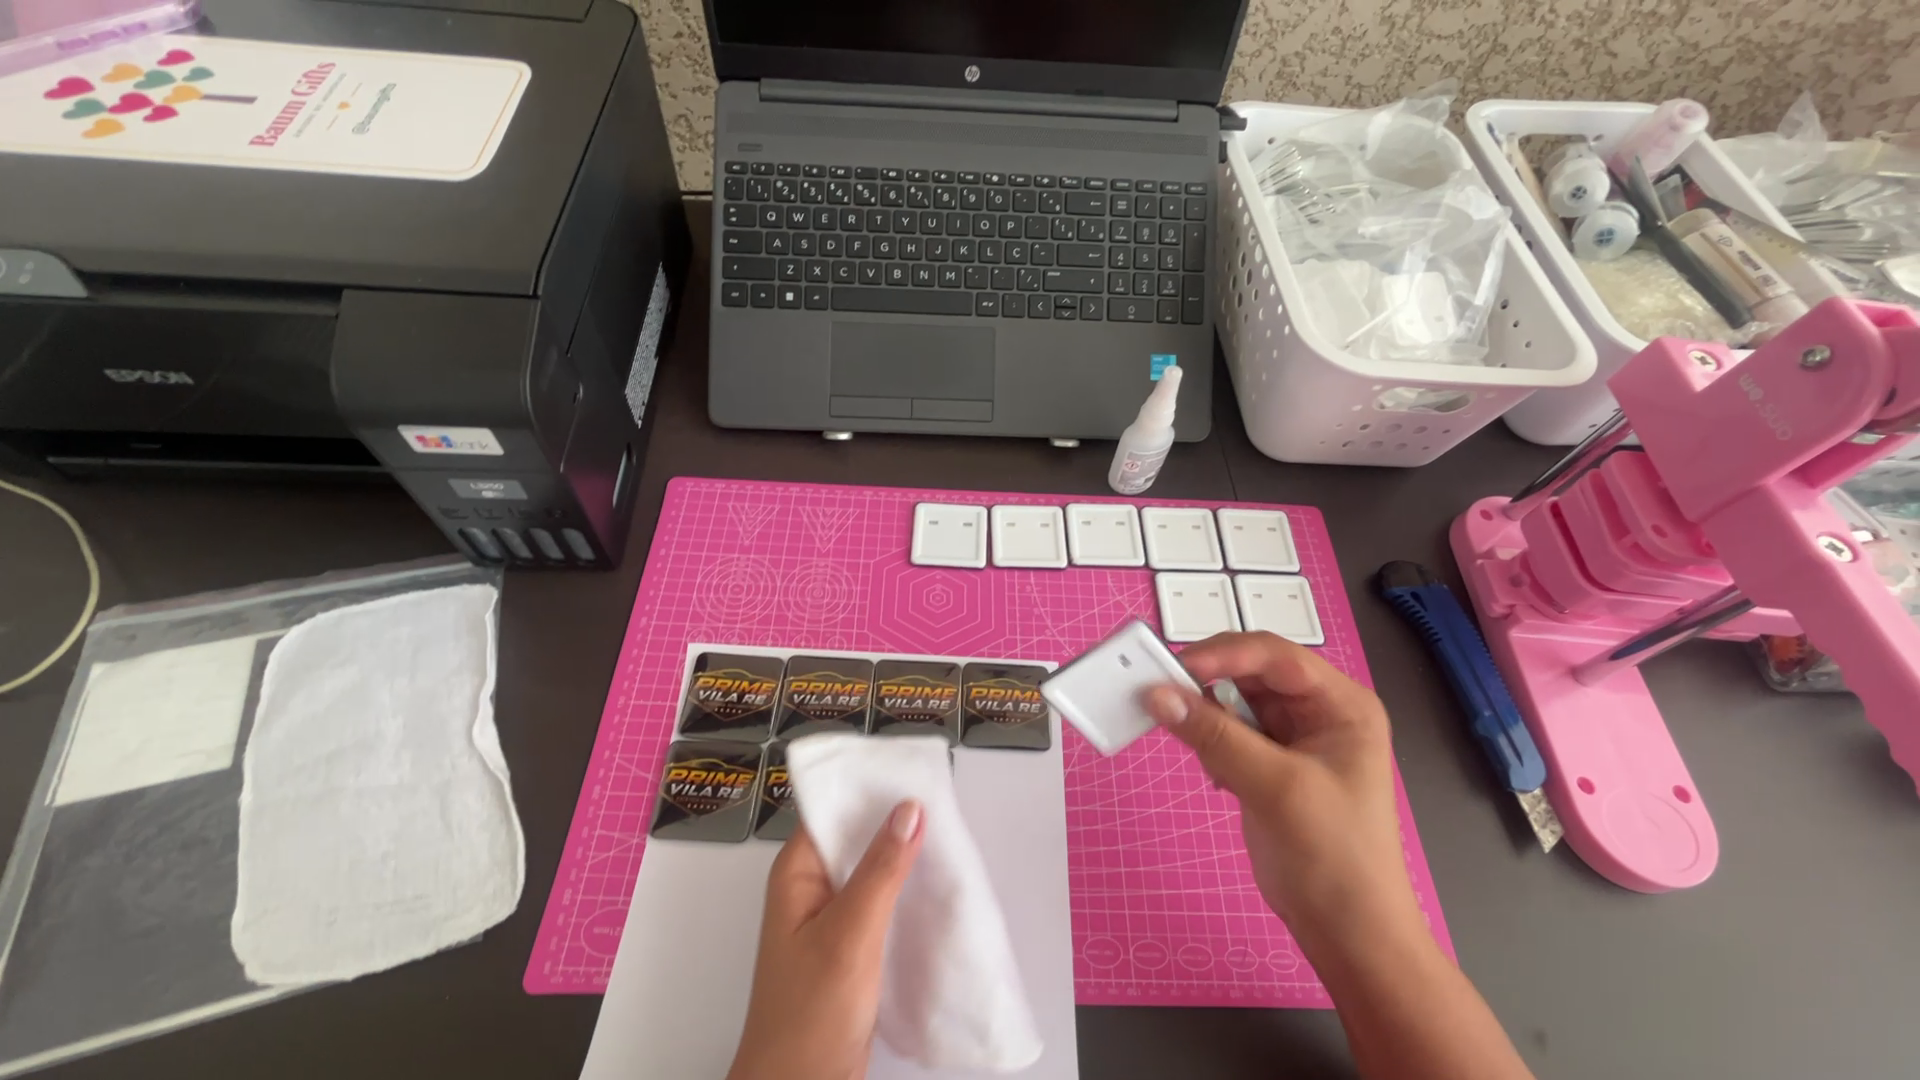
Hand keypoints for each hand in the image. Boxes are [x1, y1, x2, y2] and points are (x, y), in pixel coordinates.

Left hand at [727, 801, 925, 1079]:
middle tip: (944, 803)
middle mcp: (811, 888)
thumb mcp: (849, 934)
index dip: (870, 788)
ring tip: (950, 840)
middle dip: (895, 822)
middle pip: (856, 837)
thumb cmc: (811, 1012)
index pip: (833, 810)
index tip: (913, 772)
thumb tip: (910, 808)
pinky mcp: (850, 946)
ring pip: (872, 872)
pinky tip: (936, 889)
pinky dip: (906, 894)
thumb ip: (881, 871)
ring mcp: (830, 918)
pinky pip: (881, 904)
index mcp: (797, 873)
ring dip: (904, 859)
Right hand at [1143, 632, 1422, 955]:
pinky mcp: (1268, 764)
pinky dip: (1210, 743)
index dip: (1225, 655)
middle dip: (1209, 683)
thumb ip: (1215, 736)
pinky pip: (1228, 733)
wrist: (1346, 931)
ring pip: (1234, 702)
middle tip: (1162, 693)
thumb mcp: (1276, 787)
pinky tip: (1215, 773)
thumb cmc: (1332, 854)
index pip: (1276, 657)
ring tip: (1191, 741)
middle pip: (1251, 674)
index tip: (1174, 669)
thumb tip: (1157, 694)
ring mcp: (1293, 739)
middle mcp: (1318, 712)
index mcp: (1341, 704)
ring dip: (1207, 716)